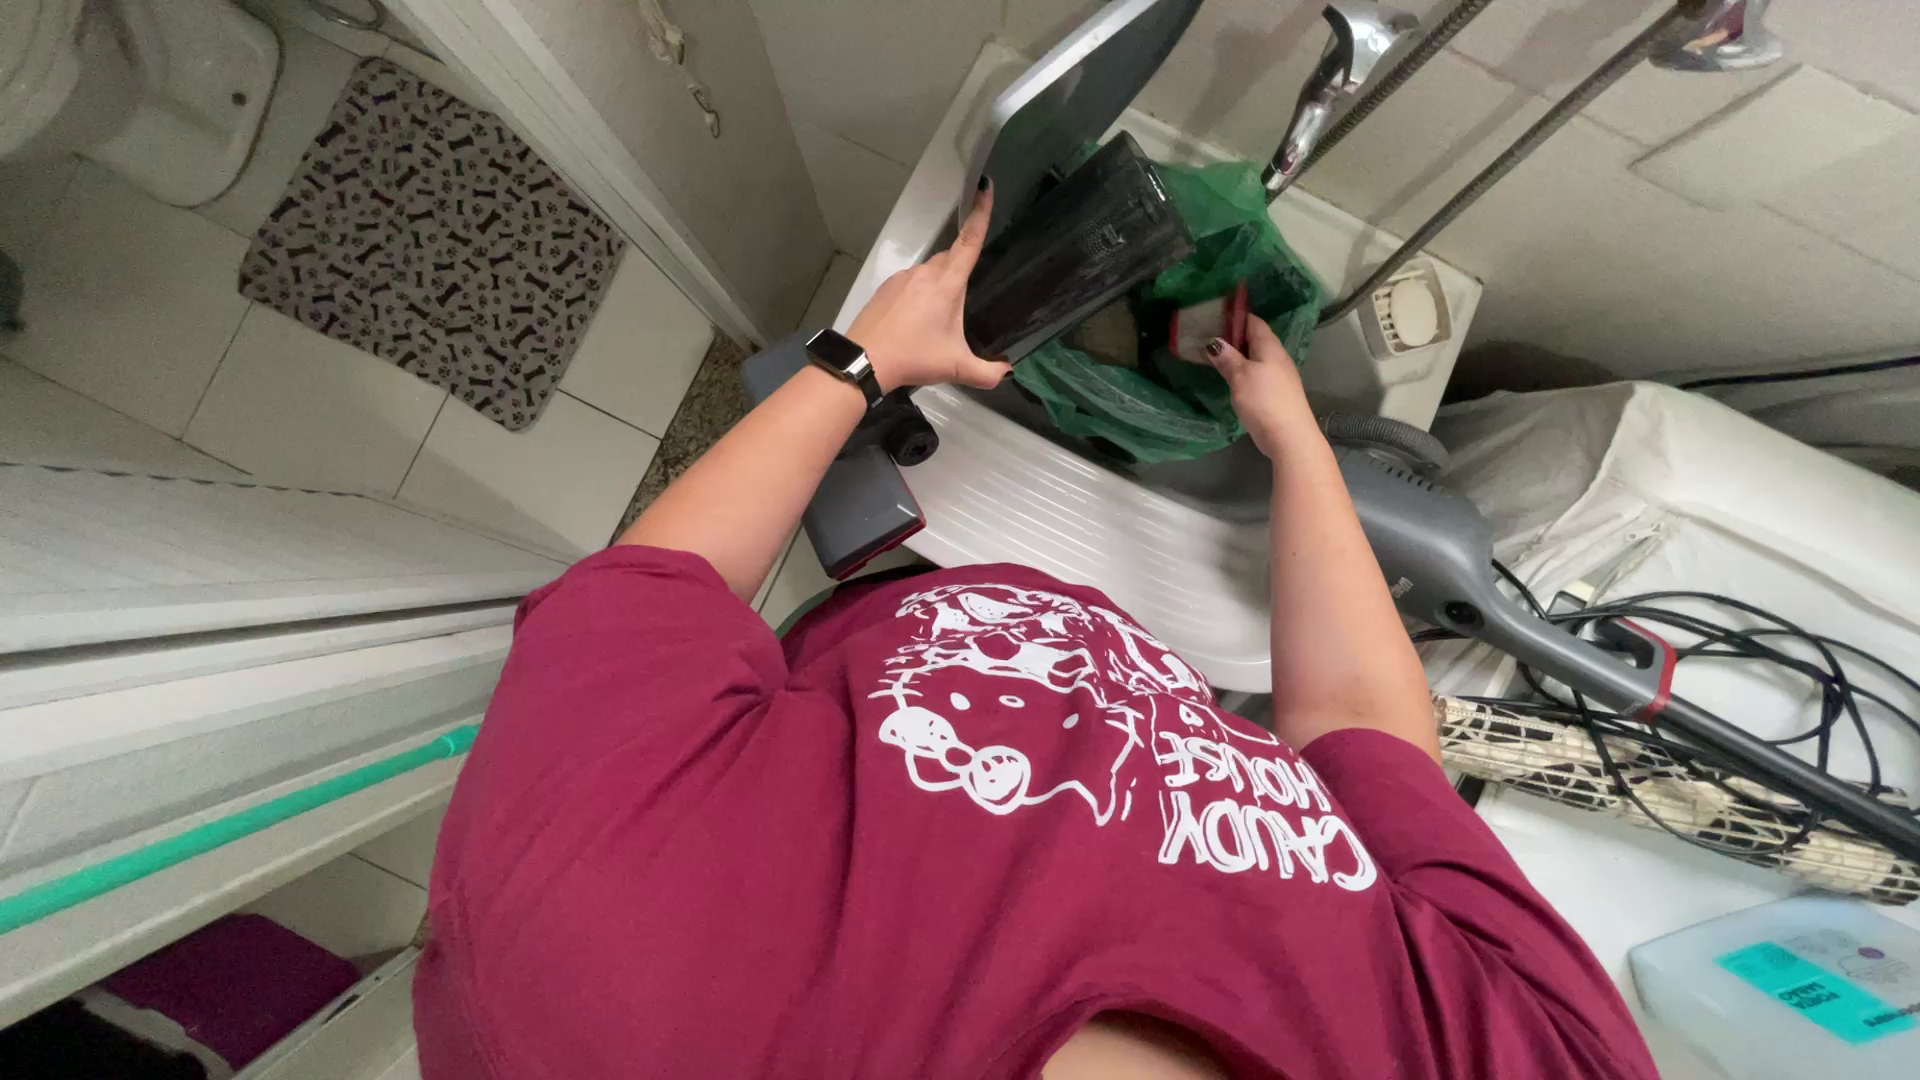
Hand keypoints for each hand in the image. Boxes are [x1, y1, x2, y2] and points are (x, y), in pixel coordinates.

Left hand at [847, 183, 1011, 391]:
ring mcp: (903, 278)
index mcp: (947, 284)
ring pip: (930, 273)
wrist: (865, 361)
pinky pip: (910, 283)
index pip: (970, 241)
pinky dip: (918, 297)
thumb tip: (1006, 372)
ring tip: (935, 323)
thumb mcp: (956, 368)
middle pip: (951, 259)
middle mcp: (925, 273)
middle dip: (960, 273)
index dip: (981, 214)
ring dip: (938, 289)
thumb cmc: (913, 358)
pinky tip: (915, 323)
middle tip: (962, 305)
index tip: (985, 186)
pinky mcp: (886, 288)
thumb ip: (987, 373)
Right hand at [1205, 318, 1313, 459]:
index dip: (1236, 316)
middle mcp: (1277, 357)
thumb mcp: (1240, 376)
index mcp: (1270, 346)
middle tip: (1210, 336)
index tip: (1215, 315)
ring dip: (1239, 354)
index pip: (1254, 322)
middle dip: (1235, 336)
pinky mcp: (1276, 392)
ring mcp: (1279, 375)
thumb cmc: (1263, 400)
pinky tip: (1232, 377)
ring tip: (1216, 356)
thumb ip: (1227, 358)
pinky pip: (1257, 372)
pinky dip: (1243, 369)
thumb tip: (1214, 341)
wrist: (1288, 435)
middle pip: (1255, 339)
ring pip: (1256, 356)